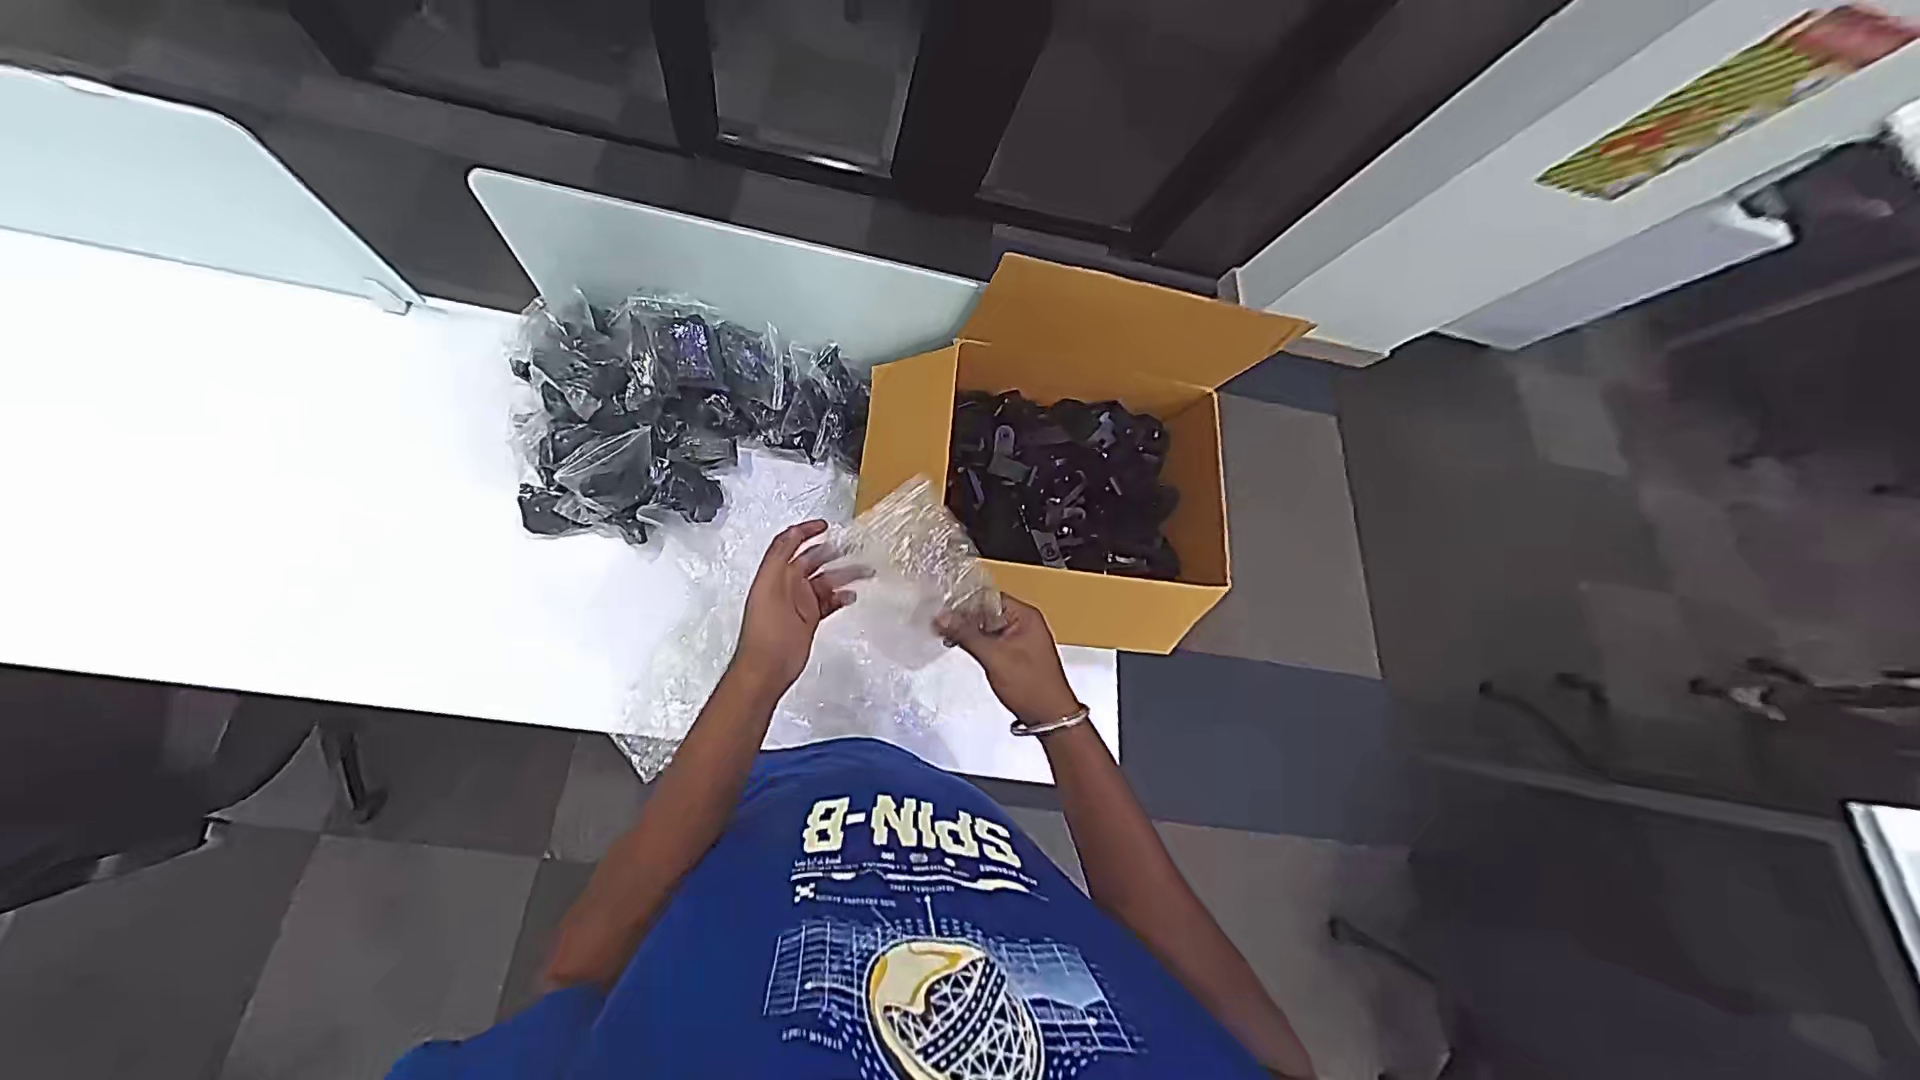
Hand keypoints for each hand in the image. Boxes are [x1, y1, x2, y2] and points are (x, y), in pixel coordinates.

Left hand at [732, 520, 866, 690]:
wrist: (767, 667)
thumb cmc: (766, 632)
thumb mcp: (769, 586)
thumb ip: (779, 557)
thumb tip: (793, 532)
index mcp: (776, 574)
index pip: (790, 543)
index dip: (806, 531)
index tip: (824, 525)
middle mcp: (787, 585)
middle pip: (813, 560)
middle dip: (833, 552)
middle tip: (853, 548)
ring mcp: (800, 602)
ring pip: (826, 581)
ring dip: (845, 575)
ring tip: (864, 572)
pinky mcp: (810, 618)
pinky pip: (829, 602)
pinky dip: (841, 597)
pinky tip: (851, 597)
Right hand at [936, 596, 1082, 726]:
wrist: (1049, 717)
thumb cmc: (1033, 687)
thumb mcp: (994, 657)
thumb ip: (967, 634)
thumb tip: (945, 617)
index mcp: (1025, 616)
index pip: (989, 597)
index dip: (966, 602)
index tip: (945, 608)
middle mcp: (1024, 623)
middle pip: (987, 611)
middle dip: (964, 618)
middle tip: (942, 623)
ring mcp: (1020, 638)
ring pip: (987, 627)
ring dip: (969, 631)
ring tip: (947, 634)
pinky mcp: (1014, 653)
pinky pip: (991, 640)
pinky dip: (976, 643)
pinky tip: (960, 645)